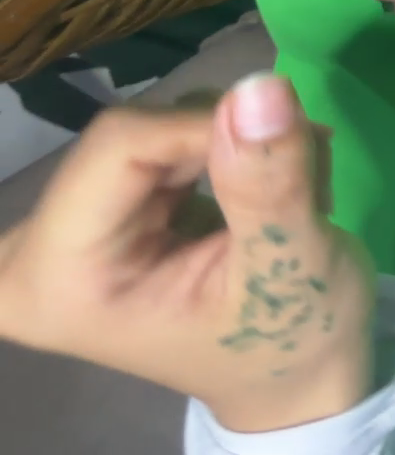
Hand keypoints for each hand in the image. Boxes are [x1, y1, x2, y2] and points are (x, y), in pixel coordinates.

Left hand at [0, 75, 373, 432]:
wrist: (298, 373)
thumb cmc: (295, 331)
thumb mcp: (294, 259)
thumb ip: (271, 178)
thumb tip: (262, 83)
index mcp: (57, 279)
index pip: (123, 144)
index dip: (218, 129)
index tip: (296, 153)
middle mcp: (29, 256)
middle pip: (138, 135)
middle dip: (239, 143)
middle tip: (303, 186)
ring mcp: (62, 237)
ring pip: (160, 131)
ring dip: (245, 146)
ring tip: (292, 195)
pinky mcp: (101, 222)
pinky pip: (166, 146)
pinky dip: (235, 154)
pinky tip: (264, 195)